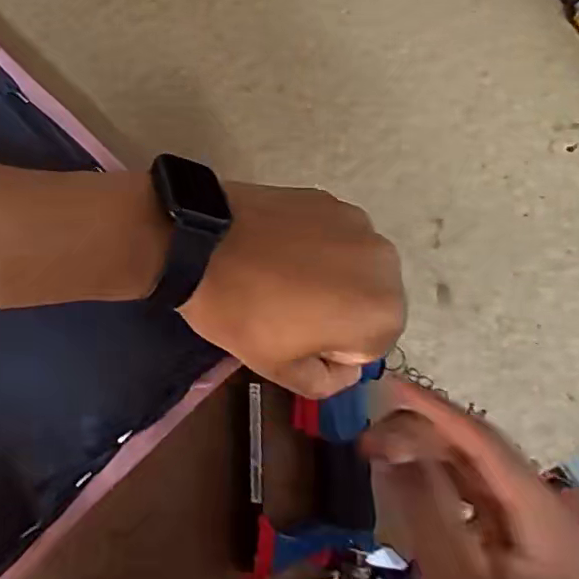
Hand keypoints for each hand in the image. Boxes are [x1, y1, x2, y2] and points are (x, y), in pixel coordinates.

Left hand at [177, 183, 403, 397]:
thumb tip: (342, 367)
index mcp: (382, 312)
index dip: (324, 348)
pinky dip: (310, 243)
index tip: (287, 333)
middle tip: (282, 304)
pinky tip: (273, 245)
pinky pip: (328, 234)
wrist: (194, 242)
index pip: (366, 348)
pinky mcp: (324, 196)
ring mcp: (355, 221)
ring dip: (326, 274)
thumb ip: (326, 382)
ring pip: (349, 265)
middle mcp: (385, 262)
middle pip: (366, 301)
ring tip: (276, 273)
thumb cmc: (237, 310)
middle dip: (334, 309)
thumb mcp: (278, 369)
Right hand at [362, 379, 578, 578]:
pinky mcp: (533, 557)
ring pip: (483, 478)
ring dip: (432, 458)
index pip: (486, 444)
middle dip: (425, 435)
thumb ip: (423, 501)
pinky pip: (484, 503)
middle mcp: (557, 521)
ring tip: (381, 452)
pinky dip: (446, 486)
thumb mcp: (452, 575)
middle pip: (485, 457)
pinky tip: (414, 483)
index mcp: (549, 522)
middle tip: (369, 437)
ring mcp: (548, 540)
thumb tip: (391, 443)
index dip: (435, 409)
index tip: (388, 383)